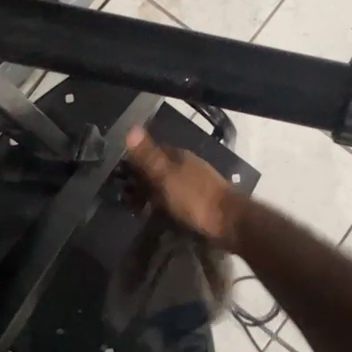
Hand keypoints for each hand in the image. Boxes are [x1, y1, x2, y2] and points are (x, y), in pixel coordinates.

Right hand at [123, 128, 248, 248]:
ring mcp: (198, 183)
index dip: (136, 162)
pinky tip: (163, 216)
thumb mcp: (166, 176)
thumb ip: (148, 156)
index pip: (152, 150)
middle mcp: (189, 166)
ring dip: (156, 195)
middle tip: (129, 199)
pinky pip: (179, 199)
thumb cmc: (195, 198)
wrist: (230, 222)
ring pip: (170, 185)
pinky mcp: (204, 201)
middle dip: (145, 181)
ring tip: (142, 210)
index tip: (121, 177)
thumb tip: (131, 128)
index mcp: (180, 156)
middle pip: (161, 168)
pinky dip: (168, 205)